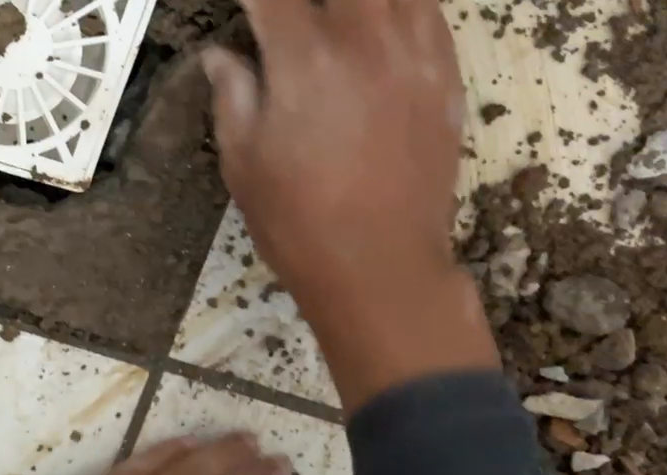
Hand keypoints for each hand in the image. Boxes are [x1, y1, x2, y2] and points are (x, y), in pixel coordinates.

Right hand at [203, 0, 498, 410]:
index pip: (275, 0)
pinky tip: (376, 18)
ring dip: (351, 2)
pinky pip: (428, 7)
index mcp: (303, 65)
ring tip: (330, 19)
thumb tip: (220, 55)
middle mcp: (365, 40)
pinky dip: (398, 5)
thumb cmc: (292, 219)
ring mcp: (414, 48)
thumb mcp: (242, 164)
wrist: (375, 257)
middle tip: (283, 10)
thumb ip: (233, 97)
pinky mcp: (446, 66)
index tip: (241, 5)